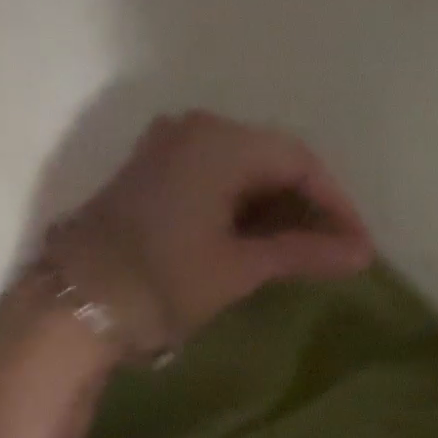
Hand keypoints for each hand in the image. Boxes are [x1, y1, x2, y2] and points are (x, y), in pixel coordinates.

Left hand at [41, 110, 375, 352]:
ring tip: (308, 256)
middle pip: (273, 161)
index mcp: (220, 141)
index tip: (360, 247)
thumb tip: (361, 254)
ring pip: (245, 173)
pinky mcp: (153, 177)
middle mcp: (194, 131)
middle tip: (337, 254)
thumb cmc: (164, 281)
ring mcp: (169, 151)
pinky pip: (217, 183)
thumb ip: (303, 252)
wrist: (76, 307)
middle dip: (309, 208)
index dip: (337, 204)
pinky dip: (246, 212)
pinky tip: (265, 245)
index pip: (300, 161)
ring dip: (279, 212)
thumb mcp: (240, 267)